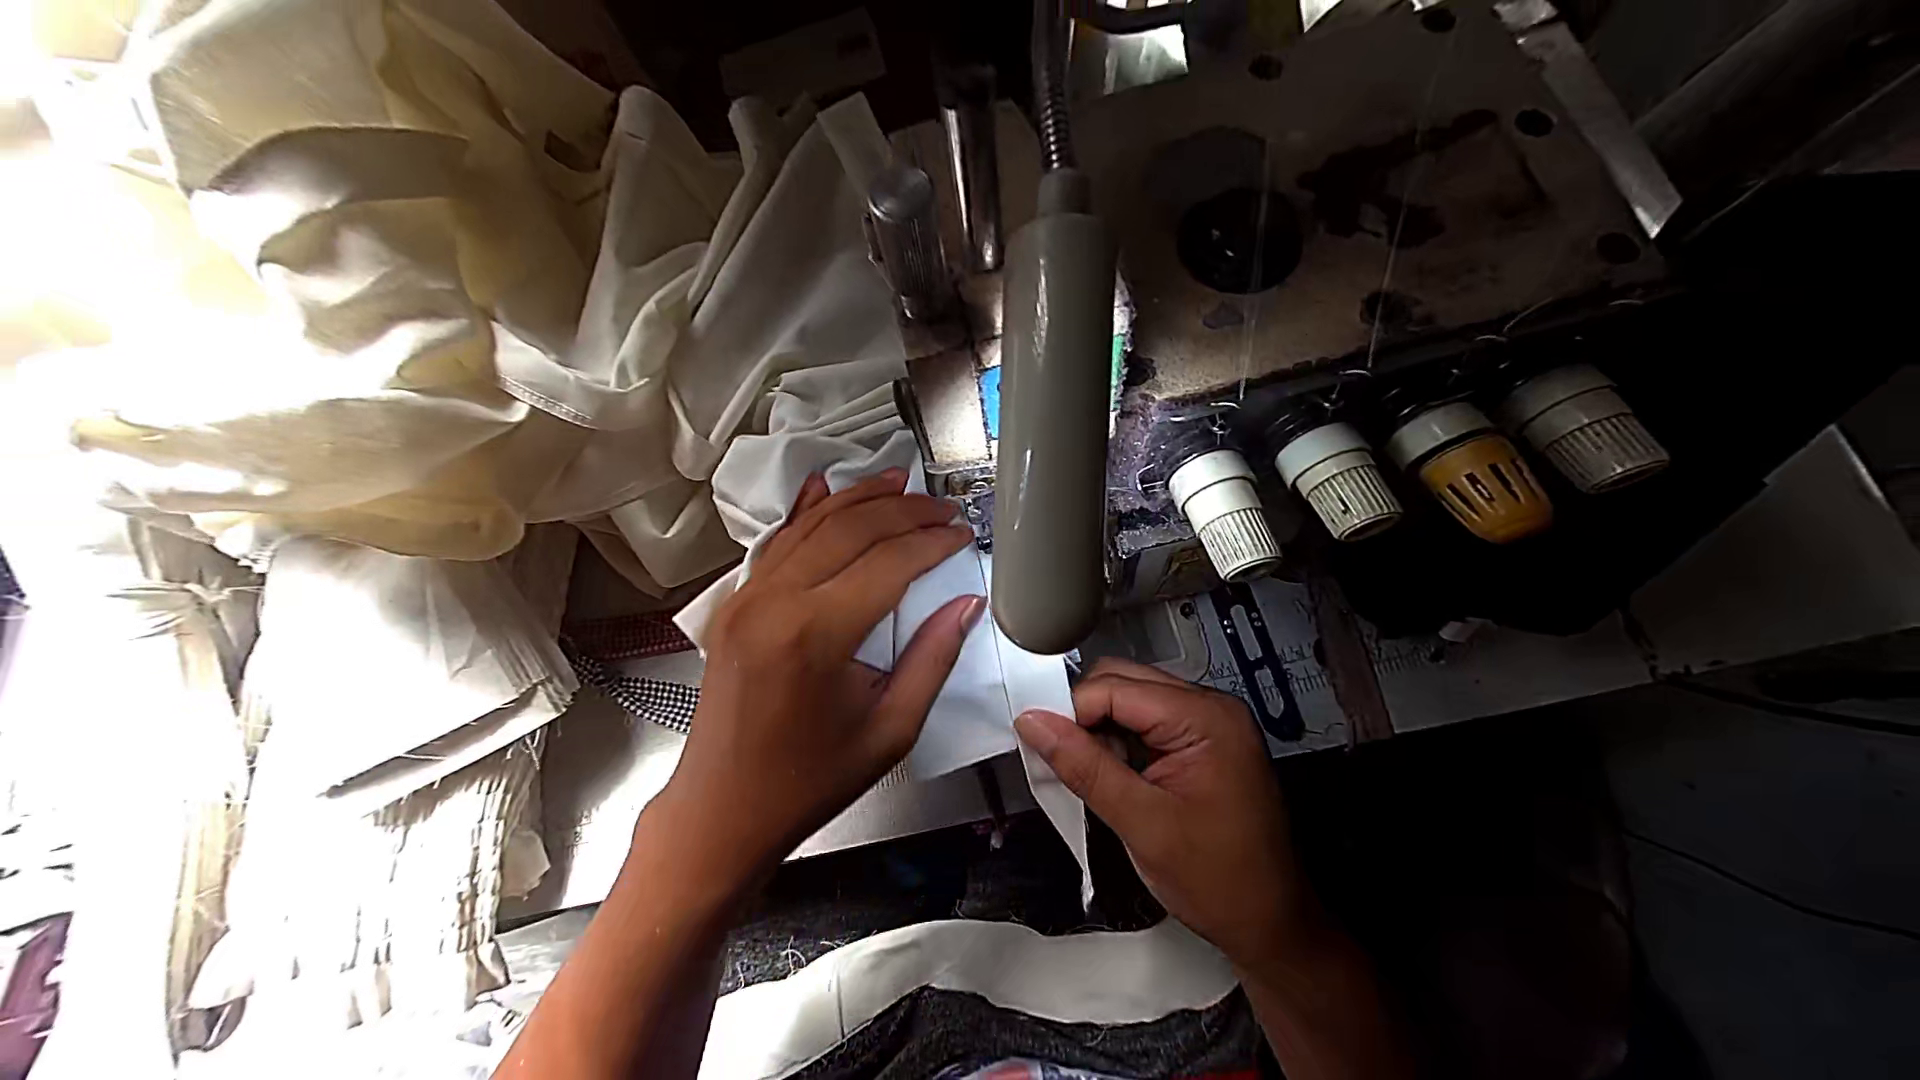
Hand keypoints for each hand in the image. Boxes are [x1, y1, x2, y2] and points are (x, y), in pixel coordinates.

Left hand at [654, 468, 983, 881]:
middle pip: (851, 529)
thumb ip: (932, 658)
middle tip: (941, 507)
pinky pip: (776, 542)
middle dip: (905, 511)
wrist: (722, 809)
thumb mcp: (889, 729)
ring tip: (898, 483)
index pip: (890, 561)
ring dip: (859, 499)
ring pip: (812, 524)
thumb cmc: (805, 781)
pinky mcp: (735, 604)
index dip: (933, 541)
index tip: (961, 534)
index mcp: (816, 635)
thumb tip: (966, 606)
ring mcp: (747, 599)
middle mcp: (775, 603)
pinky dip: (806, 511)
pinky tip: (823, 486)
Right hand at [1013, 658, 1314, 969]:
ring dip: (1099, 732)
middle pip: (1121, 683)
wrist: (1271, 924)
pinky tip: (1114, 777)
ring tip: (1095, 777)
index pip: (1115, 687)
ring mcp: (1206, 723)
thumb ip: (1085, 767)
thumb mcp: (1143, 824)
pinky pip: (1142, 722)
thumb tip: (1036, 724)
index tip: (1043, 743)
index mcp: (1206, 718)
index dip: (1072, 712)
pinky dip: (1117, 743)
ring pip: (1127, 700)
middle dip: (1083, 718)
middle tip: (1063, 761)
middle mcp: (1209, 708)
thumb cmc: (1224, 882)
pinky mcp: (1198, 741)